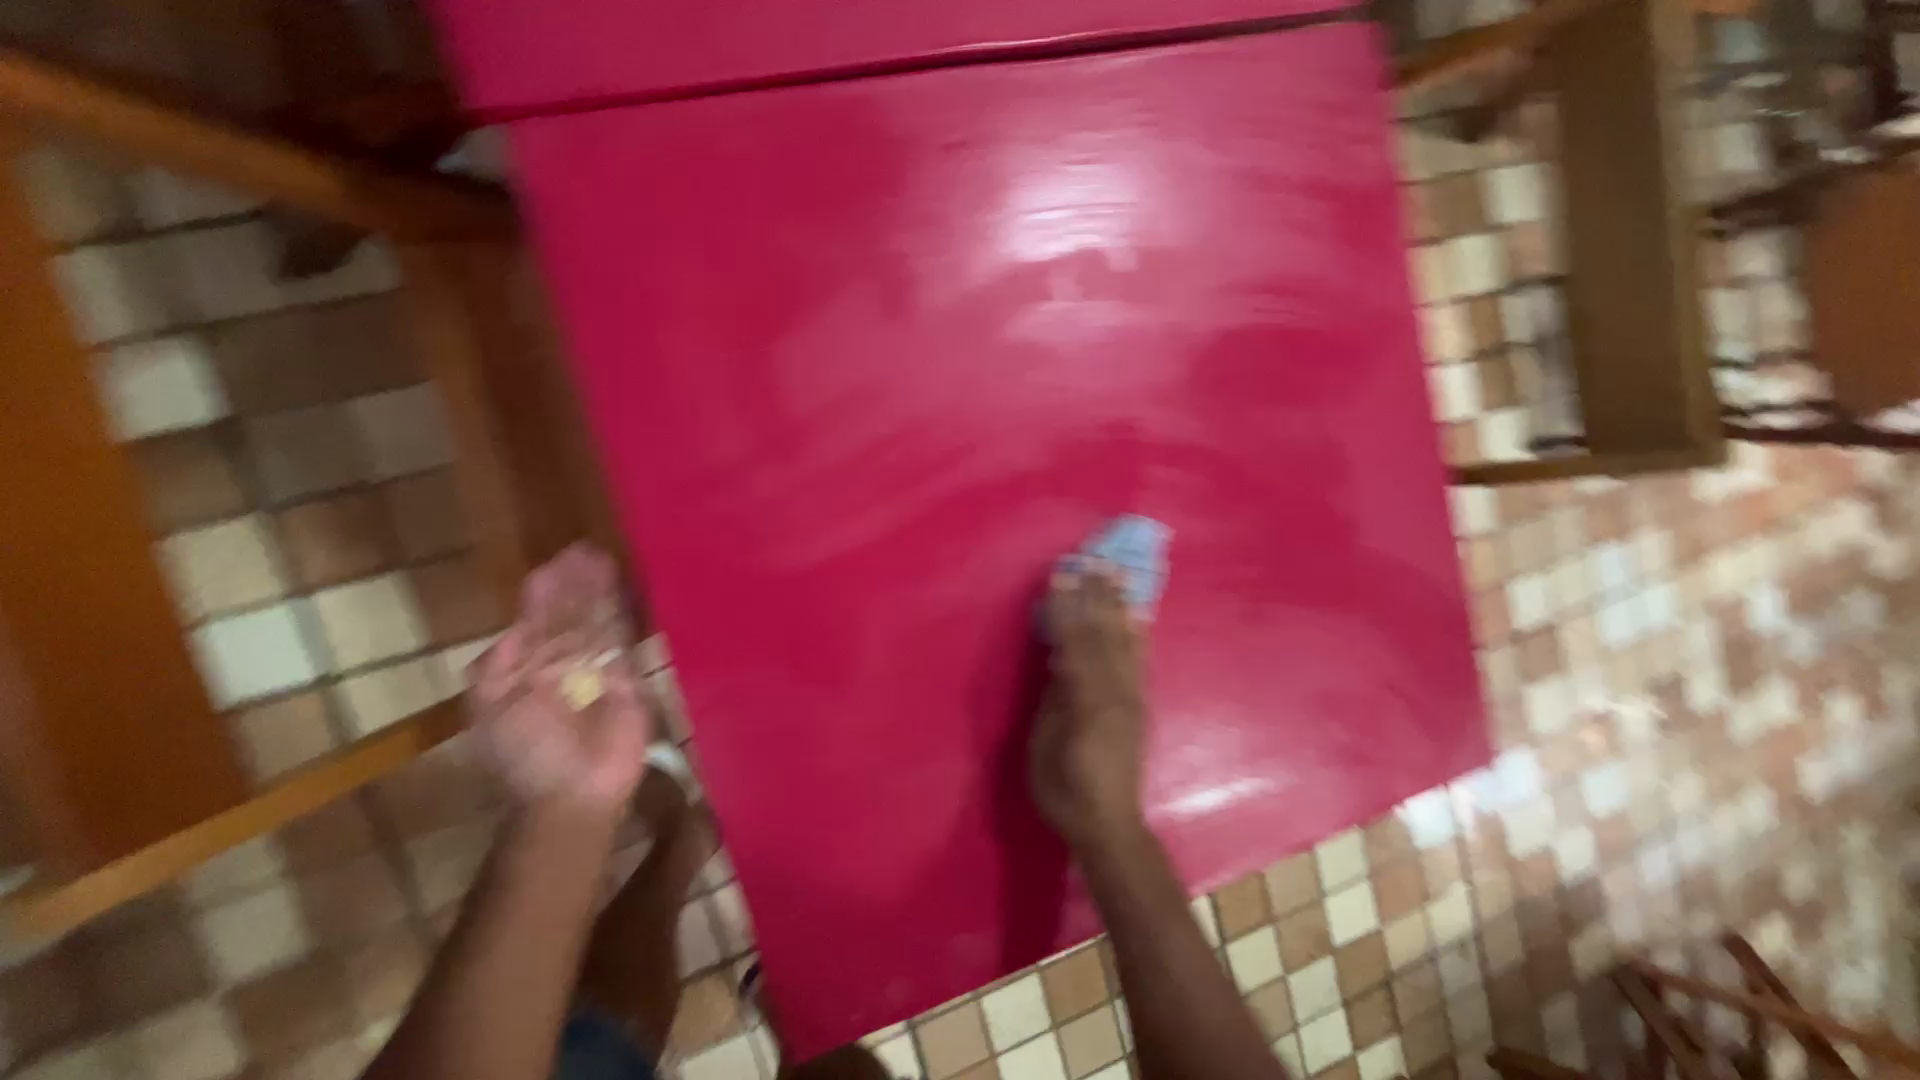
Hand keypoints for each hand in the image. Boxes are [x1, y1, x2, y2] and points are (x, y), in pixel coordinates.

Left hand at [467, 545, 651, 816]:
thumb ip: (496, 666)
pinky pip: (625, 642)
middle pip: (570, 615)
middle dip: (576, 584)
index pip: (538, 621)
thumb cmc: (526, 753)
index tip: (557, 562)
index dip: (547, 592)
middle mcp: (562, 664)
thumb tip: (514, 629)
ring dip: (600, 591)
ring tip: (604, 558)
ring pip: (598, 622)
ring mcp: (597, 671)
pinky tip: (628, 591)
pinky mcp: (629, 680)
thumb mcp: (490, 708)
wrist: (571, 792)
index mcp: (526, 670)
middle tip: (587, 550)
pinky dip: (625, 615)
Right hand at [1030, 563, 1150, 855]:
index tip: (1060, 574)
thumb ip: (1055, 696)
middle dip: (1095, 596)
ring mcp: (1132, 697)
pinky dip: (1138, 633)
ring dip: (1118, 605)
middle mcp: (1116, 692)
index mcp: (1088, 701)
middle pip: (1103, 635)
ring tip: (1117, 574)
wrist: (1109, 824)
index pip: (1074, 642)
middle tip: (1091, 559)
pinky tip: (1137, 616)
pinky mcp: (1138, 705)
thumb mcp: (1045, 745)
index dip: (1066, 607)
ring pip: (1125, 642)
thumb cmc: (1064, 790)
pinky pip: (1140, 660)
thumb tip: (1060, 655)